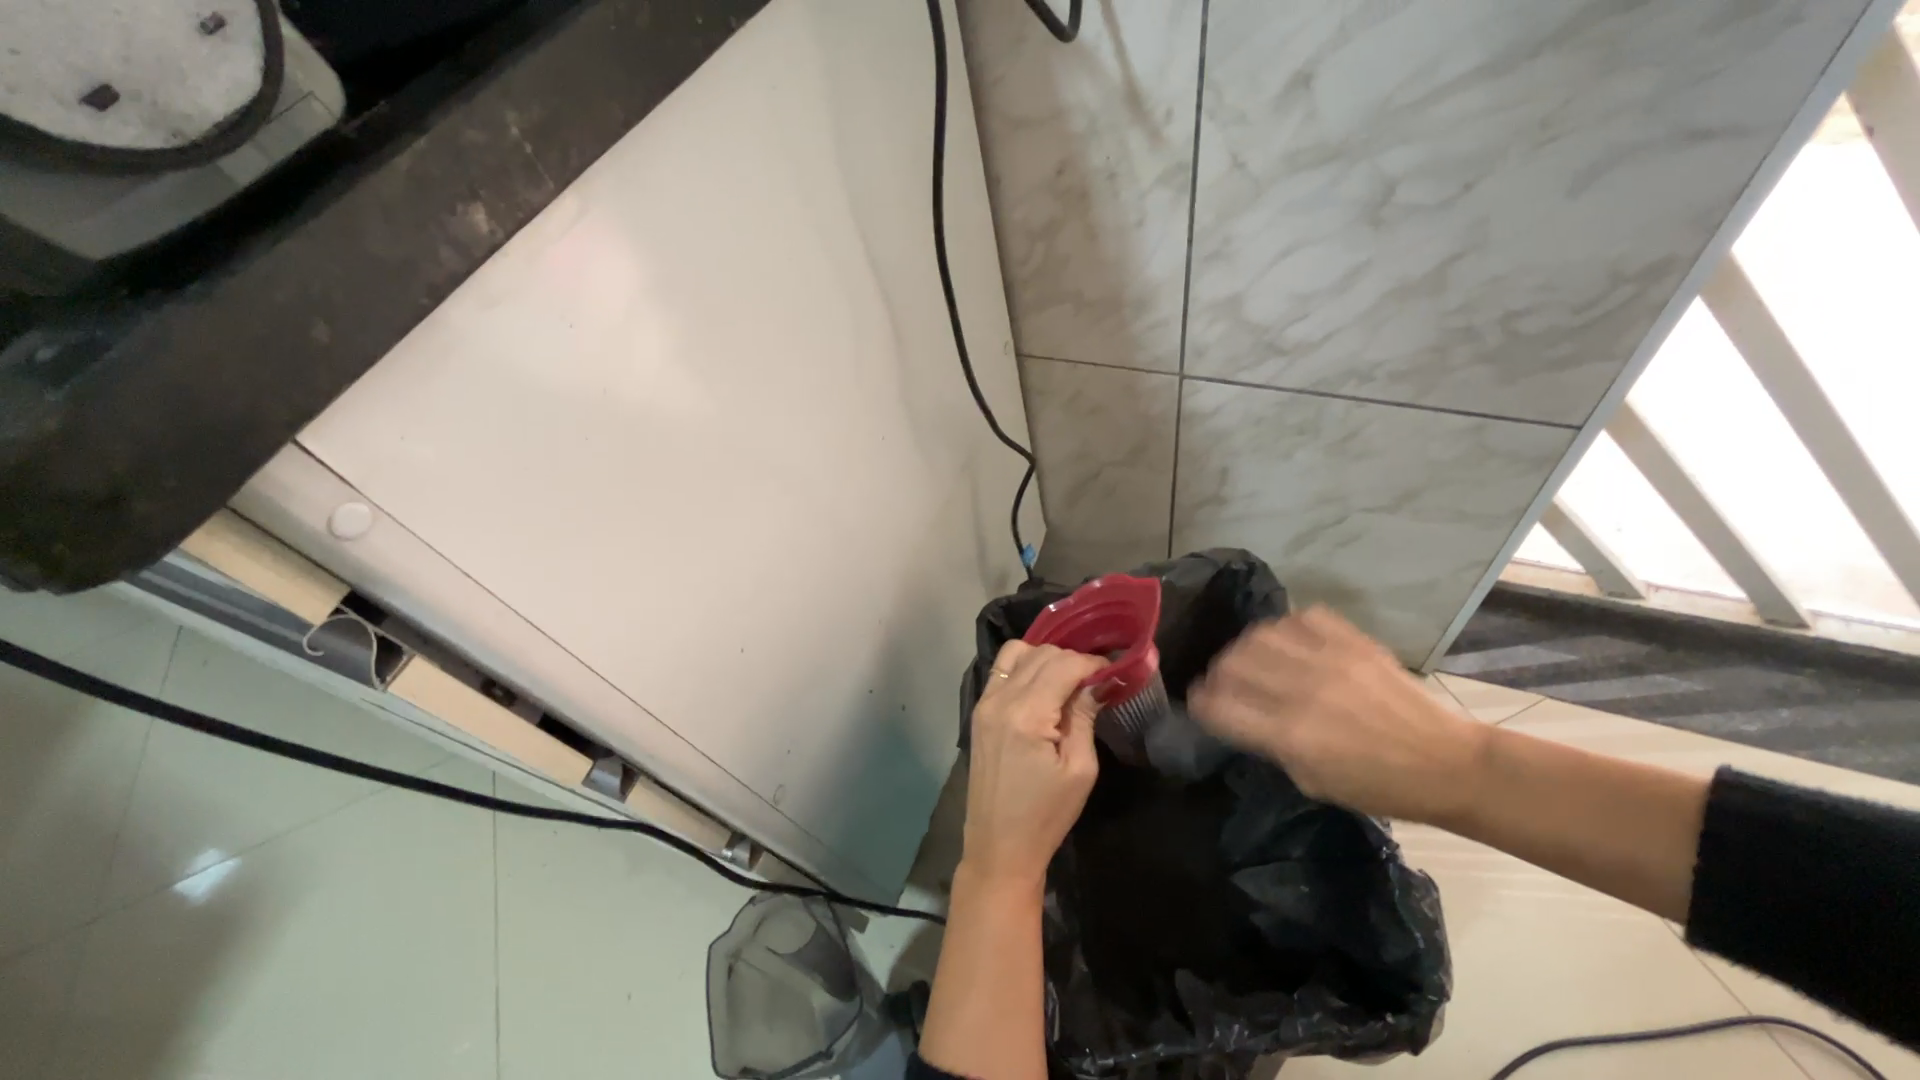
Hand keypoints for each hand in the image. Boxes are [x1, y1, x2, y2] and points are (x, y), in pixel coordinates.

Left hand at [961, 642, 1103, 890]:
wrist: (999, 846)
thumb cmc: (1046, 814)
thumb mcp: (1079, 769)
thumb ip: (1085, 716)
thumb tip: (1099, 680)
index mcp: (1027, 714)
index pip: (1065, 664)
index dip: (1094, 663)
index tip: (1114, 674)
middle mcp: (1000, 699)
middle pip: (1042, 654)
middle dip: (1073, 660)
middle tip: (1096, 683)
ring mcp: (984, 703)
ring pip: (1018, 653)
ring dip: (1047, 659)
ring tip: (1069, 683)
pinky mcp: (978, 712)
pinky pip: (1001, 670)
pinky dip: (1024, 666)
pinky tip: (1043, 686)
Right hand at [1188, 606, 1487, 823]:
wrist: (1446, 763)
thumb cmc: (1377, 787)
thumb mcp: (1310, 781)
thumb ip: (1271, 745)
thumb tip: (1242, 717)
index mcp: (1290, 735)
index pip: (1220, 706)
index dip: (1201, 703)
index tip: (1199, 704)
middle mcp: (1302, 690)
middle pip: (1233, 664)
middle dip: (1218, 674)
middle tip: (1222, 682)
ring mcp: (1329, 660)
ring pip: (1261, 634)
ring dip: (1246, 647)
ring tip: (1252, 659)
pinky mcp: (1353, 642)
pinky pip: (1303, 617)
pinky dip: (1287, 627)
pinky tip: (1290, 643)